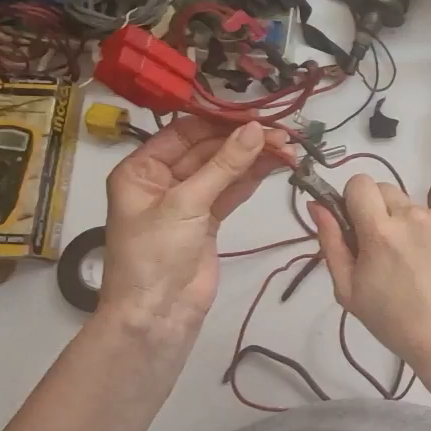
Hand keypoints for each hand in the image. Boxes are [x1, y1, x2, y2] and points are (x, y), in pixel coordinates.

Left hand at [100, 118, 288, 342]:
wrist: (157, 314)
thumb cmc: (154, 254)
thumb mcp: (186, 204)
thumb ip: (224, 166)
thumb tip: (257, 129)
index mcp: (141, 169)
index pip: (184, 133)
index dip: (220, 122)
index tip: (257, 115)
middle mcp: (162, 180)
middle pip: (208, 150)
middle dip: (244, 142)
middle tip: (283, 135)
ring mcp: (187, 201)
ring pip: (224, 171)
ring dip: (254, 159)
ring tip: (289, 149)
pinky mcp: (207, 221)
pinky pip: (231, 191)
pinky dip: (252, 179)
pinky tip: (275, 165)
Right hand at [310, 176, 430, 374]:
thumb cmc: (392, 320)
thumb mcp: (348, 289)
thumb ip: (330, 241)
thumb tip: (316, 205)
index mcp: (380, 231)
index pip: (360, 183)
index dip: (352, 199)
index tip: (354, 225)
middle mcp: (412, 215)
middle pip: (384, 189)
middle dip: (375, 210)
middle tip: (378, 246)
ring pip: (408, 205)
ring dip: (401, 222)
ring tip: (407, 260)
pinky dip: (424, 231)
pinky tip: (427, 261)